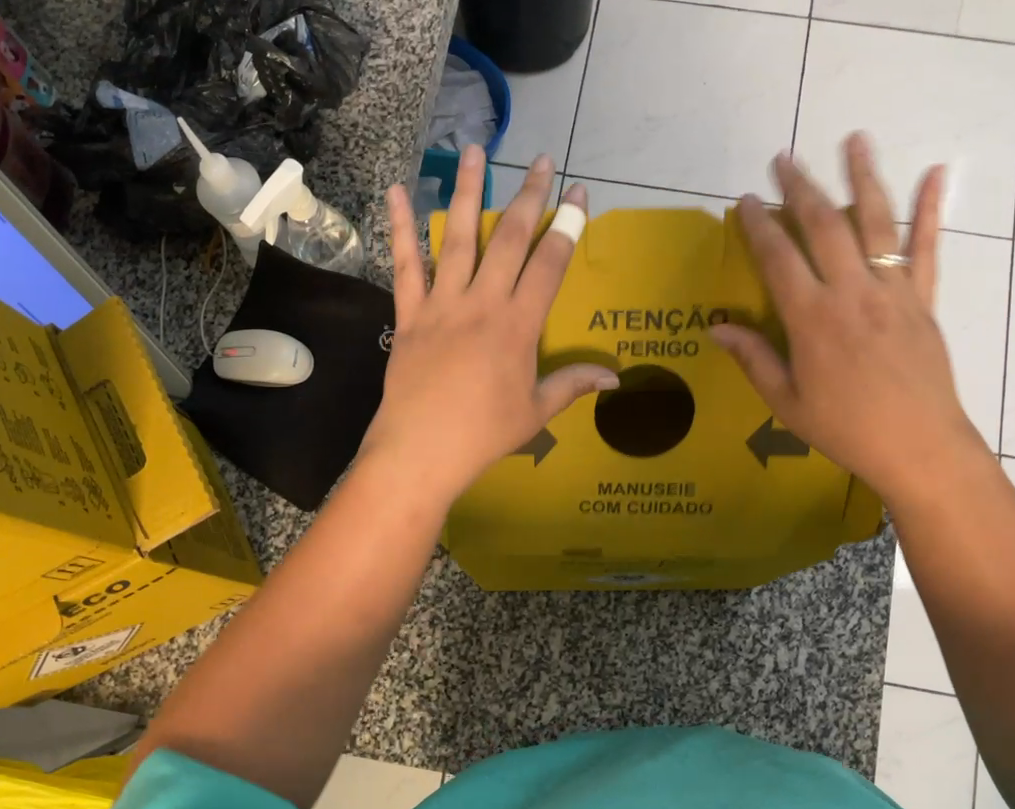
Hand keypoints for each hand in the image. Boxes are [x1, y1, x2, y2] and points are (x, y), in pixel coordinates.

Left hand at [359, 145, 617, 500]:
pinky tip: (399, 193)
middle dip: (529, 196)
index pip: (550, 264)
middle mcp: (482, 303)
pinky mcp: (409, 315)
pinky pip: (405, 265)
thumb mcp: (536, 413)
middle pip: (510, 239)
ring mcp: (442, 304)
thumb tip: (615, 379)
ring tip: (475, 151)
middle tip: (541, 160)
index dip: (568, 225)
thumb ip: (572, 385)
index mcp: (519, 326)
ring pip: (458, 237)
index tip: (579, 193)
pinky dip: (401, 229)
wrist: (421, 451)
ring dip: (468, 191)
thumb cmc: (484, 436)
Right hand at [710, 135, 987, 505]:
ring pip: (876, 222)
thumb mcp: (786, 402)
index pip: (778, 258)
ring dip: (862, 177)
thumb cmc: (844, 429)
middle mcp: (851, 292)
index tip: (747, 201)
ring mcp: (892, 290)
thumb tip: (717, 328)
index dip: (759, 226)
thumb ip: (754, 359)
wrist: (916, 444)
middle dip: (800, 188)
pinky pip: (928, 247)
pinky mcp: (924, 299)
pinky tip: (936, 173)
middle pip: (823, 226)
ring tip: (853, 140)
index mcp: (811, 319)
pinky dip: (931, 210)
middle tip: (783, 159)